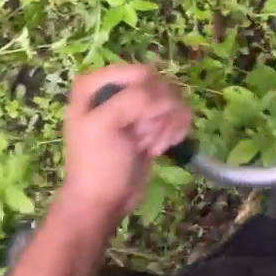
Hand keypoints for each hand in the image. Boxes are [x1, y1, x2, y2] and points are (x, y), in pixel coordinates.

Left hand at [59, 63, 192, 227]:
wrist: (103, 202)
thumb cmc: (97, 164)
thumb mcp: (103, 125)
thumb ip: (133, 99)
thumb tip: (167, 99)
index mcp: (97, 84)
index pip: (142, 73)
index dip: (148, 97)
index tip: (138, 123)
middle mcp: (118, 90)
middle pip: (161, 86)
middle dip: (157, 115)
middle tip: (139, 138)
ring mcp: (137, 107)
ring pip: (173, 100)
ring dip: (166, 126)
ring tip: (147, 146)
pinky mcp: (153, 123)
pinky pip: (179, 114)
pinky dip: (175, 132)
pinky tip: (158, 149)